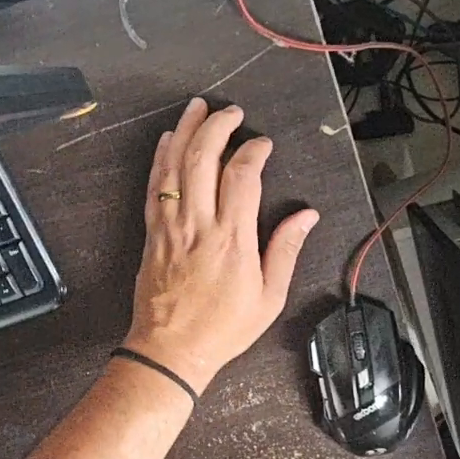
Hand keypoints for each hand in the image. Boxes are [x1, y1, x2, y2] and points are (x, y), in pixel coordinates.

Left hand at [123, 98, 318, 392]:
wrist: (170, 350)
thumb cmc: (222, 329)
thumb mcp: (269, 297)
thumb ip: (285, 250)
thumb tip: (306, 216)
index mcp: (232, 239)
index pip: (242, 175)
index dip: (253, 151)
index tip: (262, 145)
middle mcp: (199, 225)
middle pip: (204, 158)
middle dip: (218, 127)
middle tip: (230, 112)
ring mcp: (171, 227)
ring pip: (175, 165)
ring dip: (186, 131)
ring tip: (197, 108)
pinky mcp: (153, 233)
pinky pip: (154, 186)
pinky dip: (161, 158)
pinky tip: (168, 140)